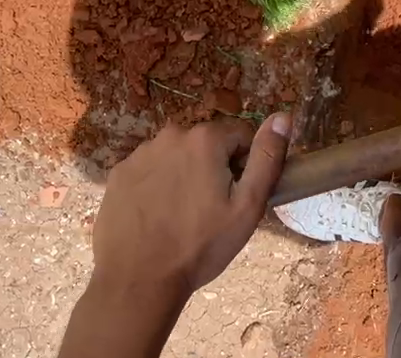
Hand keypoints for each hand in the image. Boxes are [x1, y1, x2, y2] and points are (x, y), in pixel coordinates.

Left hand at [90, 113, 291, 296]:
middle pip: (206, 144)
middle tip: (209, 210)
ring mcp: (140, 154)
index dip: (244, 165)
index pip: (240, 136)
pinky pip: (149, 170)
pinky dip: (156, 185)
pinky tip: (155, 216)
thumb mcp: (247, 206)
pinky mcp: (118, 174)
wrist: (137, 284)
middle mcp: (172, 135)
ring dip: (184, 174)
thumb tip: (282, 116)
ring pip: (177, 156)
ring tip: (181, 216)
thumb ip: (267, 157)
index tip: (234, 197)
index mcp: (206, 138)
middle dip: (212, 168)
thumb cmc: (200, 246)